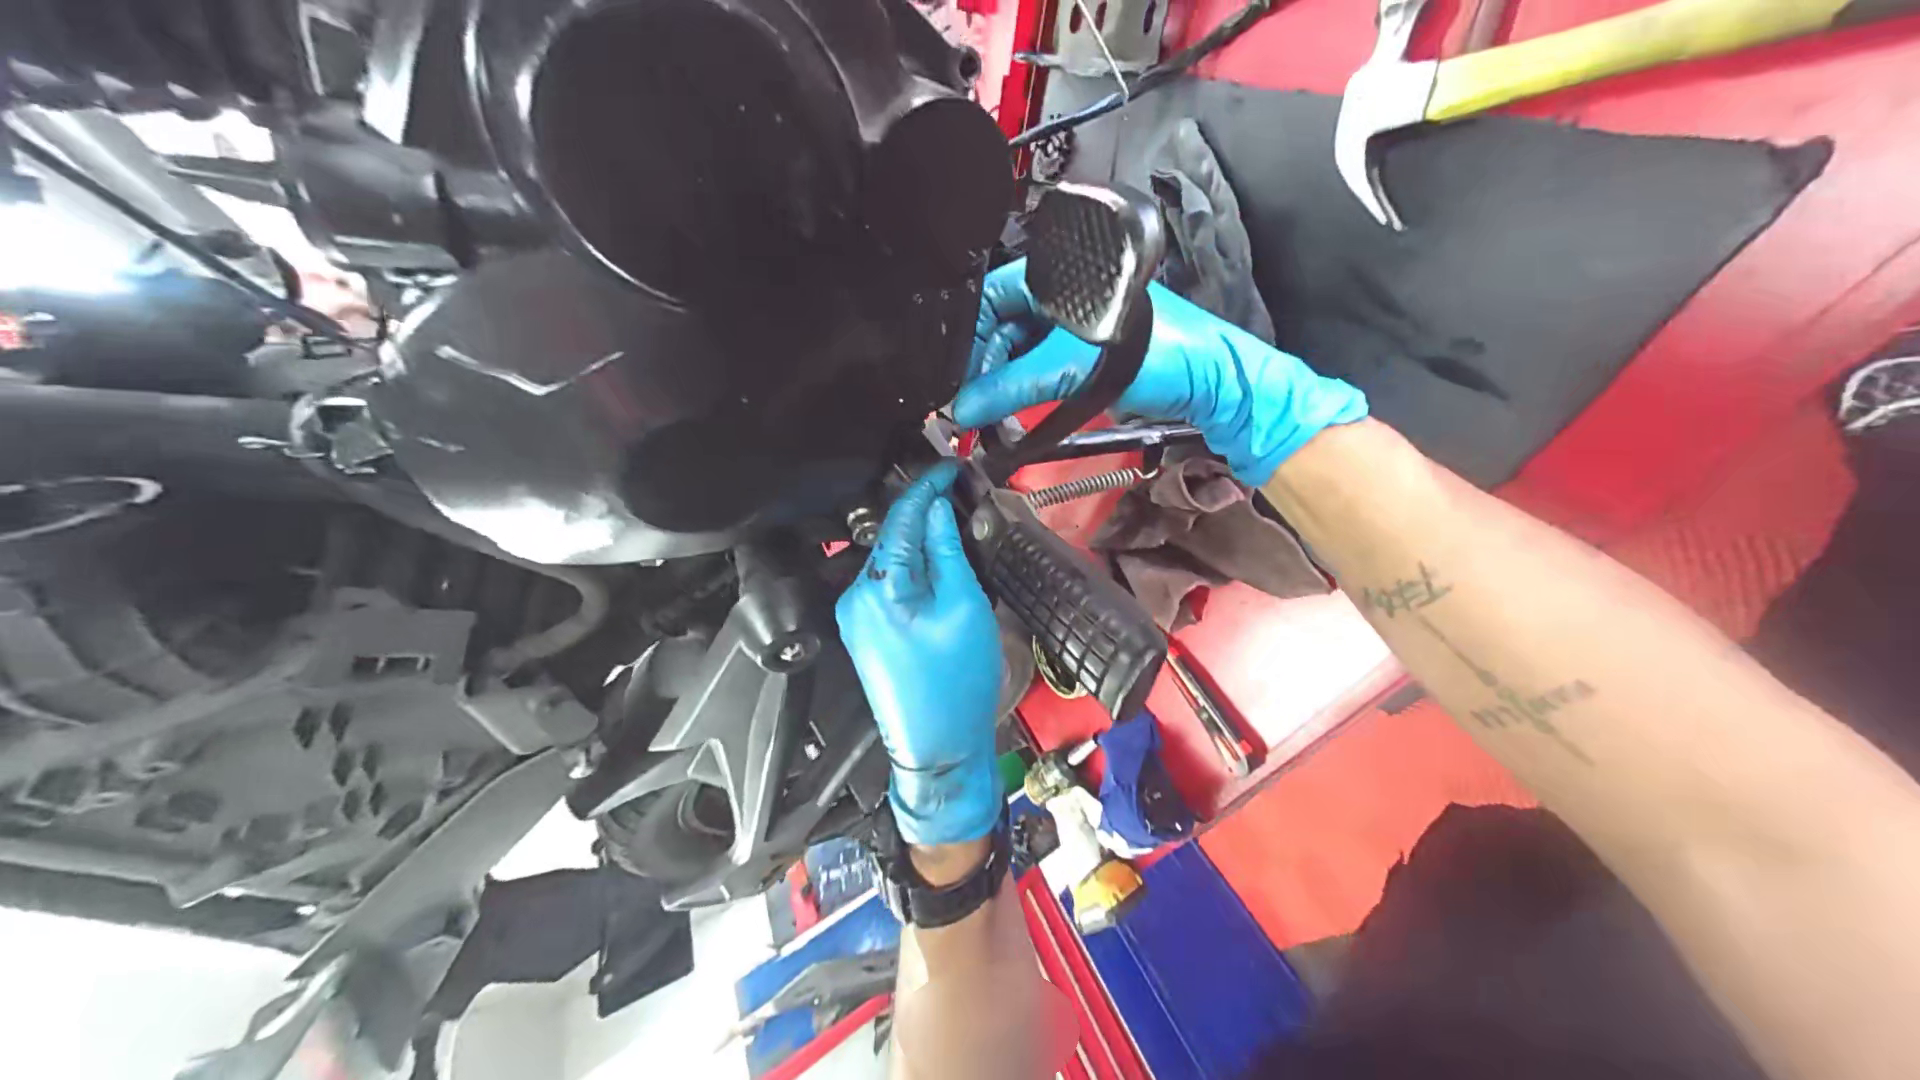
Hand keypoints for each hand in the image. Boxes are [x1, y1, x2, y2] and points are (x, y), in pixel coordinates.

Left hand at [836, 462, 1003, 845]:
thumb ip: (949, 551)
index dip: (927, 486)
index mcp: (879, 587)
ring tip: (956, 535)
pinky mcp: (864, 630)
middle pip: (891, 536)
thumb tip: (939, 511)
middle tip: (960, 499)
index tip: (950, 468)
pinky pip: (887, 584)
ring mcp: (856, 615)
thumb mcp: (965, 607)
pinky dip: (912, 570)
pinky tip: (937, 569)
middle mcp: (856, 597)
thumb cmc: (956, 686)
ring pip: (890, 560)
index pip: (900, 516)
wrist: (937, 747)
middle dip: (924, 515)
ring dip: (920, 543)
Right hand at [959, 259, 1368, 485]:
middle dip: (982, 368)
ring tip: (988, 413)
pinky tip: (1012, 414)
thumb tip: (964, 408)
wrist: (1207, 383)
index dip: (969, 338)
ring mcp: (1069, 331)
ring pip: (1016, 357)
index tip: (955, 377)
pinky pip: (1037, 376)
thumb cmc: (1160, 351)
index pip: (990, 300)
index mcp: (1057, 278)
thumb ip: (1013, 387)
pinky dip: (1021, 396)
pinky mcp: (1080, 360)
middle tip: (969, 404)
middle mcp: (1059, 299)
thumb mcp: (1073, 366)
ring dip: (1000, 386)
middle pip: (999, 332)